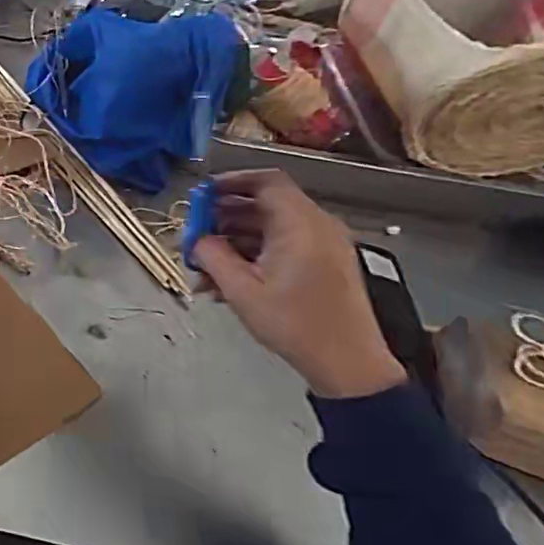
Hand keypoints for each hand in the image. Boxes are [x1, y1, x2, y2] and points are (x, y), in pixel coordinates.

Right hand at [191, 171, 406, 398]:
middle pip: (264, 205)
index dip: (230, 182)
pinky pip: (282, 247)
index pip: (265, 181)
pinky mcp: (324, 264)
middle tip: (195, 237)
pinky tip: (228, 282)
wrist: (348, 363)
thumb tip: (196, 240)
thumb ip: (213, 257)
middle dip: (224, 219)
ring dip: (234, 243)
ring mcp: (322, 245)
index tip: (202, 196)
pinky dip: (254, 256)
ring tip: (205, 269)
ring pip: (269, 229)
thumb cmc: (296, 325)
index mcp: (300, 224)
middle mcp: (316, 226)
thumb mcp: (242, 291)